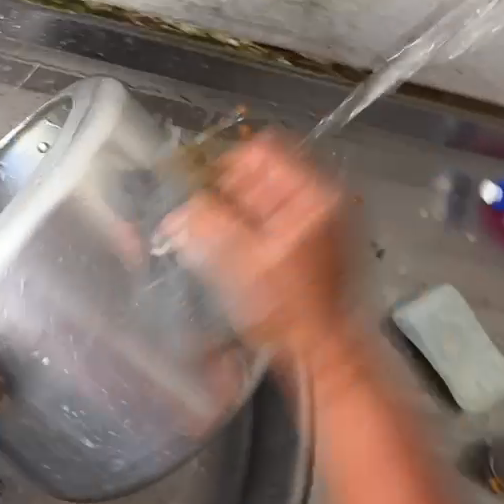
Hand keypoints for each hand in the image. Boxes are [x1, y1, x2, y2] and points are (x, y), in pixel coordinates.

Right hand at [161, 133, 356, 357]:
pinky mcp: (318, 242)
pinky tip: (241, 257)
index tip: (203, 197)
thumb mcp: (238, 260)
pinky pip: (276, 218)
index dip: (225, 169)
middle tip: (209, 224)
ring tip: (224, 245)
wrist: (326, 354)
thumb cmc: (287, 308)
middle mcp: (326, 199)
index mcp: (314, 193)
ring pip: (267, 197)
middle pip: (265, 172)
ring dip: (238, 214)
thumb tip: (176, 206)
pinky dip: (252, 230)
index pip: (261, 150)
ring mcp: (325, 221)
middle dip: (229, 194)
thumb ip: (205, 221)